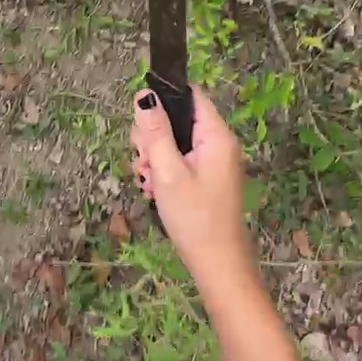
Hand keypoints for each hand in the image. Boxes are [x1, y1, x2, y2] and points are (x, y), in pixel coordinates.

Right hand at [129, 85, 256, 287]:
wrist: (217, 266)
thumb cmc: (194, 217)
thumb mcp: (168, 170)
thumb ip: (155, 131)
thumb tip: (144, 94)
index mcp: (216, 136)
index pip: (190, 95)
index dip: (162, 100)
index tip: (142, 123)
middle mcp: (219, 143)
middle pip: (177, 117)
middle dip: (152, 135)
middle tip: (144, 161)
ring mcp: (213, 161)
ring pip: (173, 139)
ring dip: (153, 155)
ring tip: (147, 179)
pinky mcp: (206, 177)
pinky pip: (179, 158)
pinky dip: (162, 168)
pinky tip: (153, 187)